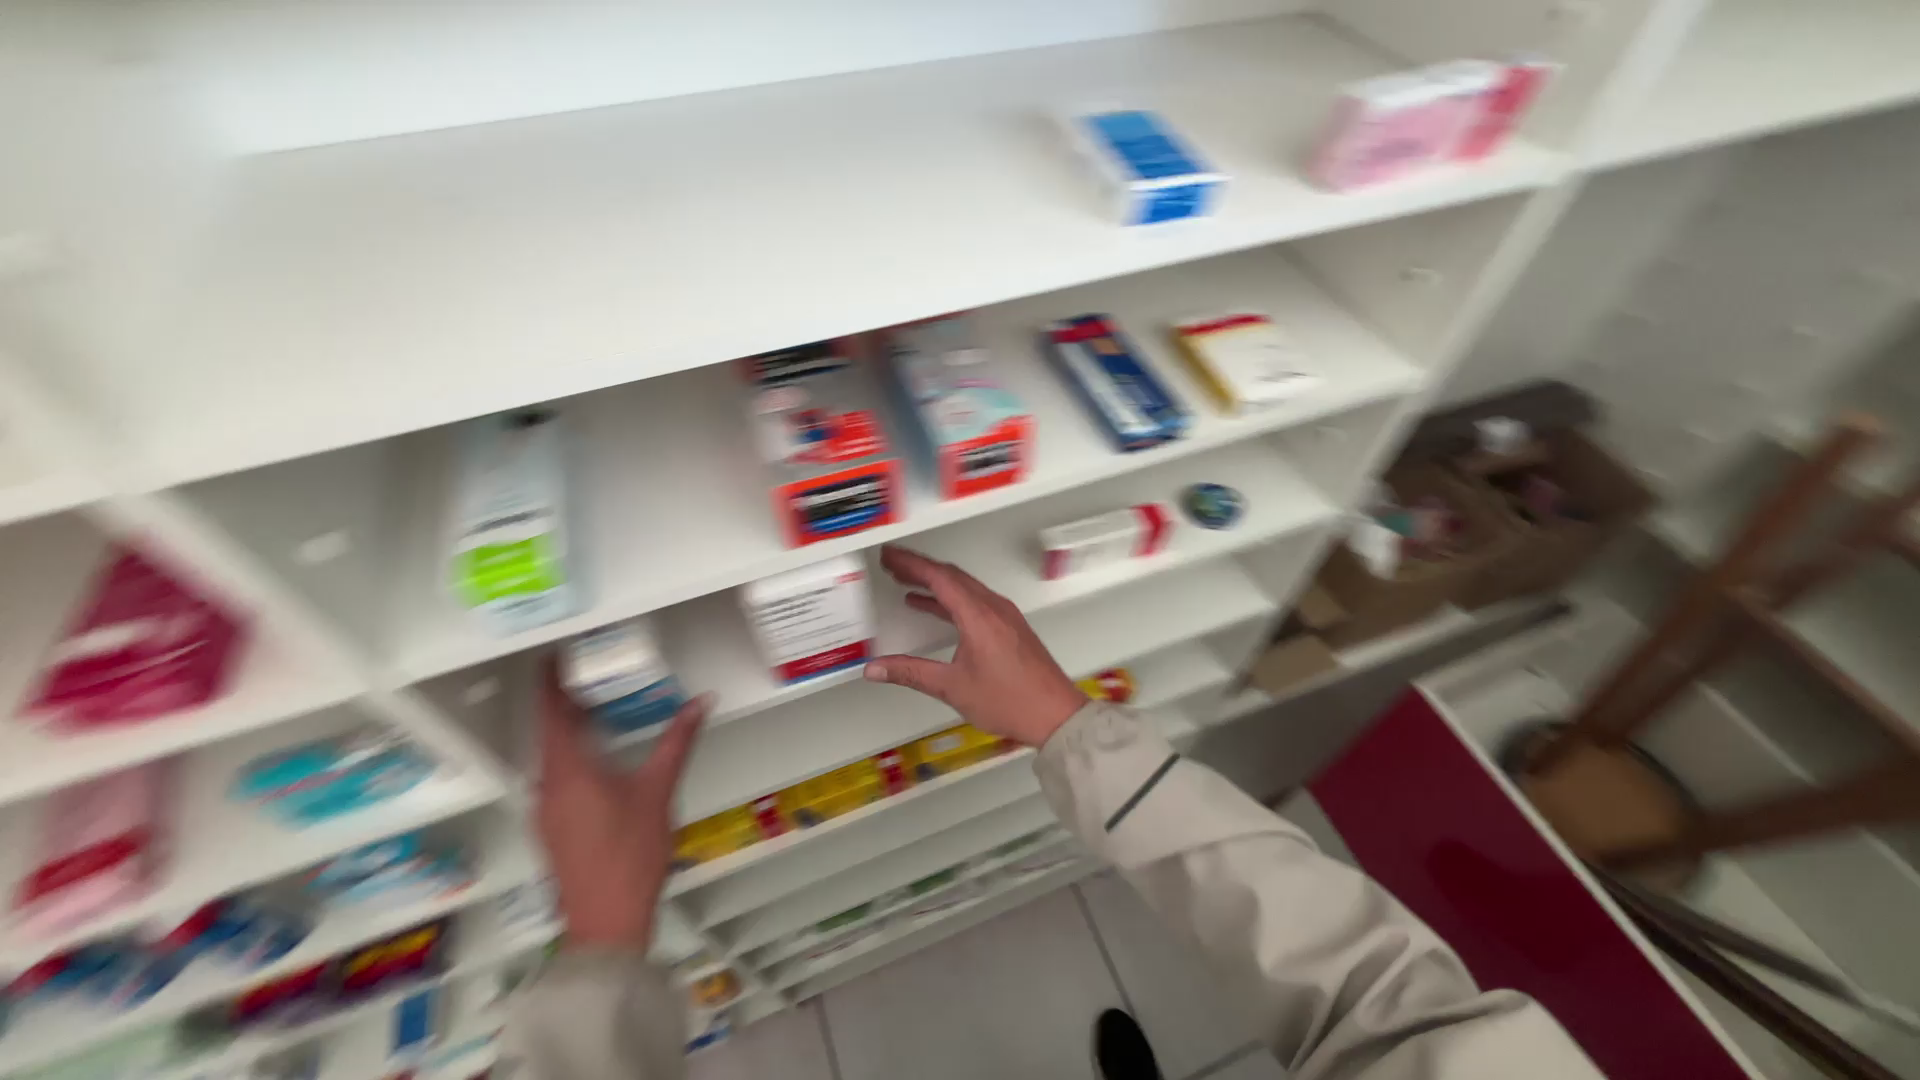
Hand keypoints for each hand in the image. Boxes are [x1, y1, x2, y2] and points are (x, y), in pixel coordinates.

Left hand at [535, 657, 709, 950]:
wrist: (607, 922)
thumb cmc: (631, 852)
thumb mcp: (659, 791)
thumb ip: (677, 742)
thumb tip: (701, 702)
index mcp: (568, 770)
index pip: (552, 712)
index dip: (551, 681)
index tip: (555, 655)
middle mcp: (547, 786)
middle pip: (549, 733)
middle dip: (565, 704)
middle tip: (588, 676)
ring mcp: (545, 811)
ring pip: (552, 758)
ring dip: (569, 733)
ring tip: (596, 711)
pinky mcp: (552, 830)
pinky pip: (557, 779)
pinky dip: (572, 758)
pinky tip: (598, 761)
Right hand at [863, 546, 1086, 747]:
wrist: (1055, 716)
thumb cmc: (1011, 701)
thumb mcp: (952, 687)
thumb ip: (911, 673)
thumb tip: (876, 668)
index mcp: (979, 616)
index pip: (939, 577)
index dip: (910, 563)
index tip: (890, 556)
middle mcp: (994, 609)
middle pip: (952, 576)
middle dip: (920, 567)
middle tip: (893, 564)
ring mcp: (1004, 616)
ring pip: (965, 587)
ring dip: (936, 582)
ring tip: (907, 581)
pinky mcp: (1009, 627)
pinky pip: (975, 600)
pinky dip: (951, 598)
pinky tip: (935, 608)